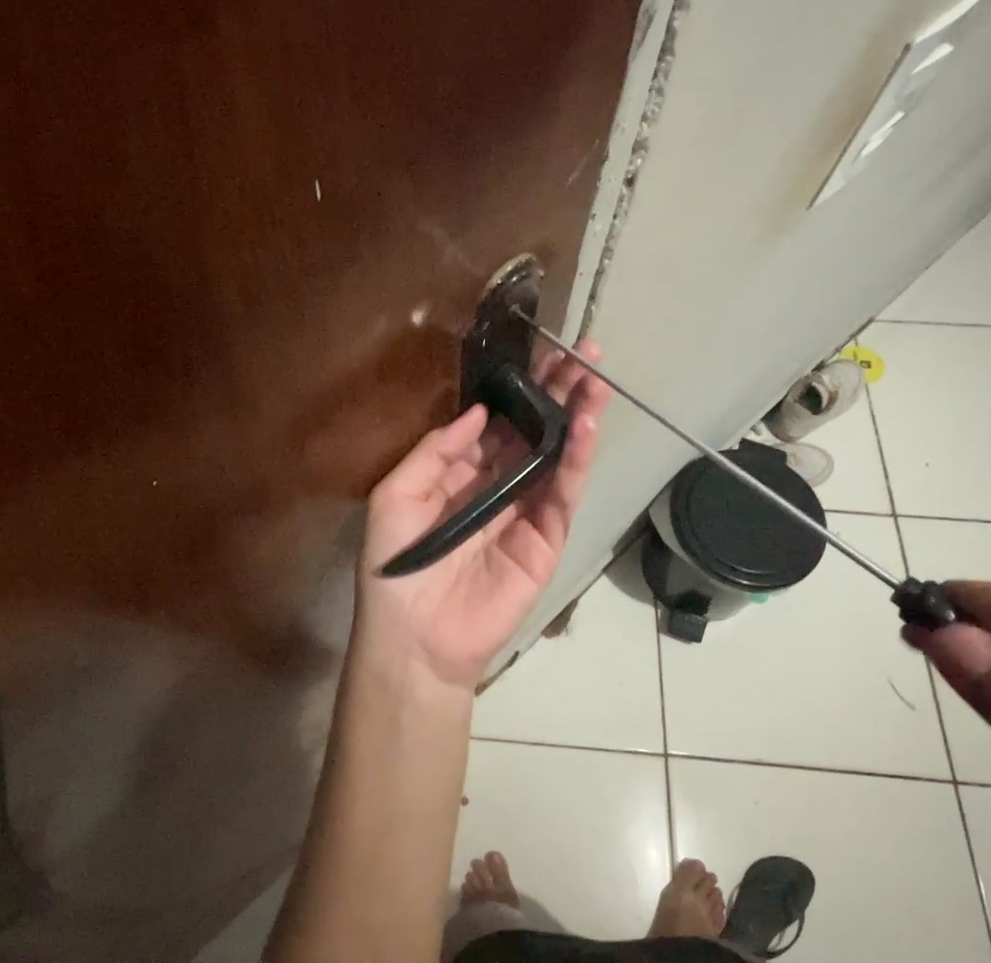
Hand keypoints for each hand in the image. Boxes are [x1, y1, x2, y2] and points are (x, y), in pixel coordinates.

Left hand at [357, 339, 610, 688]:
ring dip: (577, 416)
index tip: (539, 353)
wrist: (415, 639)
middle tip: (583, 351)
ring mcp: (525, 513)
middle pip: (533, 431)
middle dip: (557, 392)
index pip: (497, 422)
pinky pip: (563, 493)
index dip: (518, 389)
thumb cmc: (396, 567)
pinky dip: (577, 460)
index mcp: (459, 474)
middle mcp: (496, 487)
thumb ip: (435, 452)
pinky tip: (585, 425)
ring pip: (556, 456)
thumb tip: (478, 413)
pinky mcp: (545, 539)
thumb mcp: (395, 497)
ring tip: (595, 378)